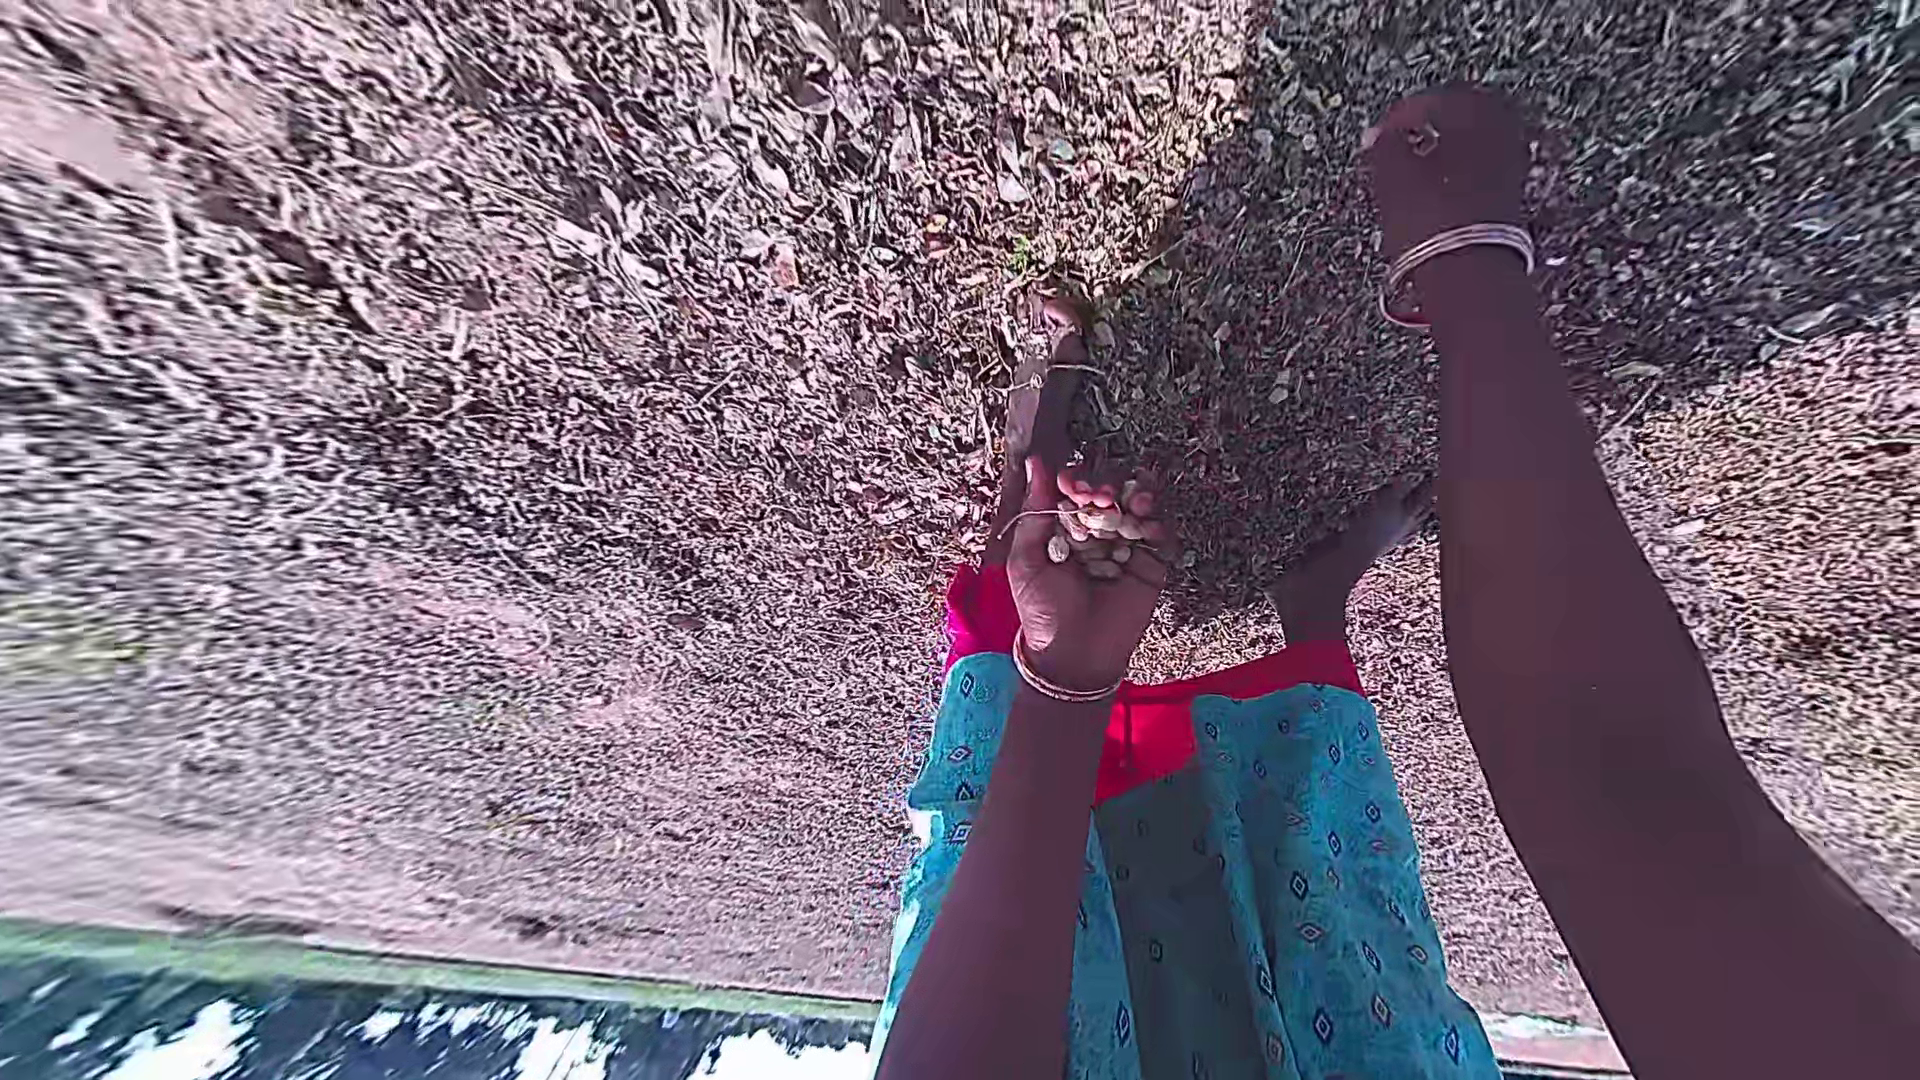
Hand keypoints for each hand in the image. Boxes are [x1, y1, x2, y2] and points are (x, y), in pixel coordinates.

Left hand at [1006, 459, 1177, 690]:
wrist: (1073, 654)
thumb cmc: (1043, 609)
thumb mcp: (1026, 559)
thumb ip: (1034, 511)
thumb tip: (1034, 463)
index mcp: (1063, 530)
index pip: (1073, 492)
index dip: (1075, 482)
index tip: (1071, 484)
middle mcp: (1094, 534)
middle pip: (1107, 495)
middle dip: (1105, 488)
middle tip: (1098, 496)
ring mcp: (1123, 548)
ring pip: (1135, 510)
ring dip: (1136, 497)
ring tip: (1132, 499)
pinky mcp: (1148, 566)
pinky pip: (1158, 537)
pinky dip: (1157, 524)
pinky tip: (1147, 520)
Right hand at [1363, 85, 1527, 261]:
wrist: (1465, 268)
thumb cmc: (1429, 220)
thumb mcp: (1394, 183)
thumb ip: (1383, 152)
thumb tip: (1374, 135)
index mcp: (1475, 116)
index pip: (1435, 100)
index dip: (1401, 115)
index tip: (1378, 132)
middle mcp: (1500, 131)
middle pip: (1461, 116)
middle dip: (1429, 125)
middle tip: (1398, 140)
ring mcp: (1507, 162)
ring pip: (1471, 141)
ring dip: (1442, 148)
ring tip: (1412, 165)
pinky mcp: (1505, 192)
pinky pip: (1477, 166)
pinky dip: (1453, 168)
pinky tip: (1433, 186)